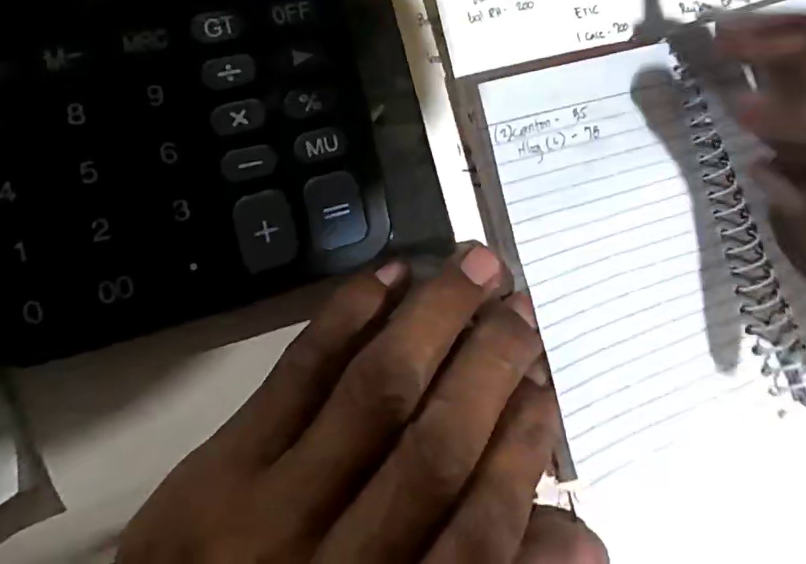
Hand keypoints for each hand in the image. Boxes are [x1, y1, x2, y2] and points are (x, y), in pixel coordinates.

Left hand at [118, 244, 606, 563]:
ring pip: (374, 391)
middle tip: (521, 307)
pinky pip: (298, 371)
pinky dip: (350, 315)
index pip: (477, 535)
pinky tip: (391, 273)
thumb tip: (585, 539)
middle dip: (489, 364)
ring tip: (474, 269)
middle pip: (433, 448)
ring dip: (434, 318)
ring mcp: (267, 508)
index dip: (522, 451)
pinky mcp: (220, 464)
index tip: (544, 387)